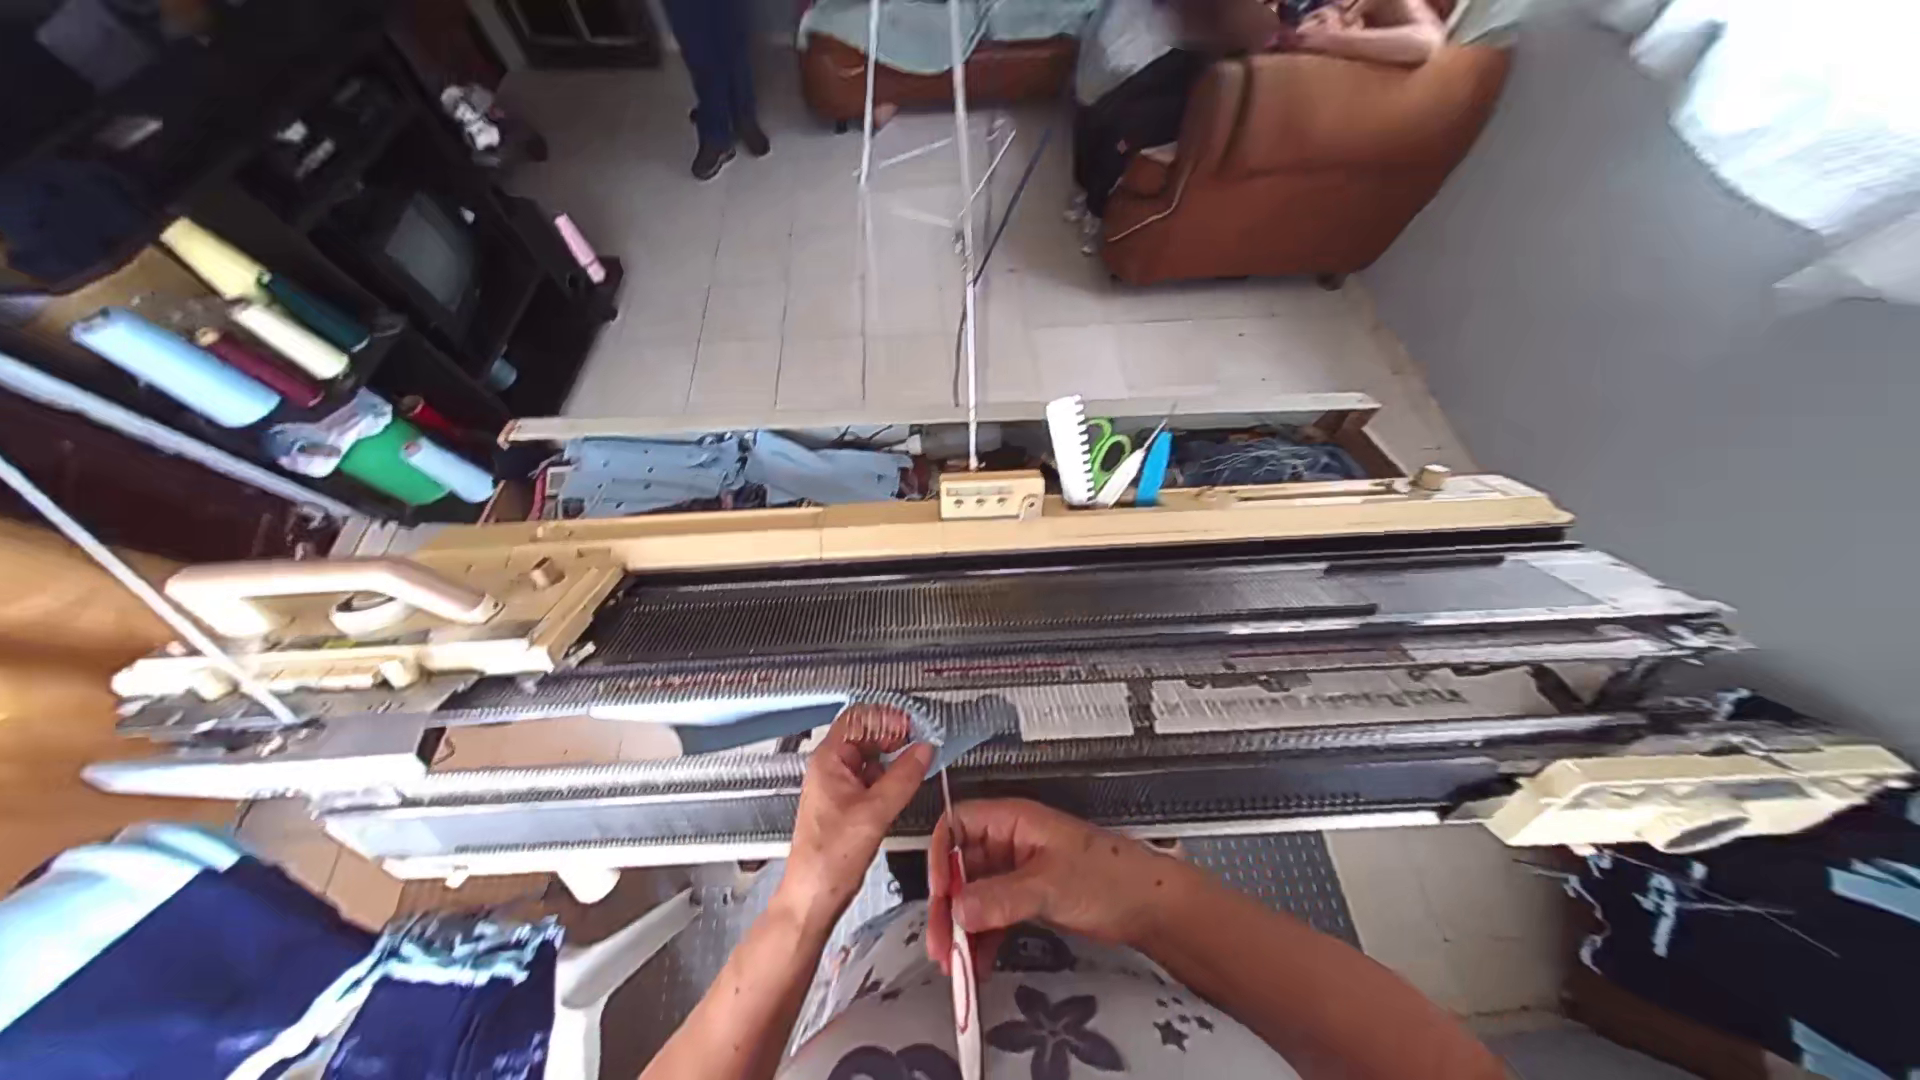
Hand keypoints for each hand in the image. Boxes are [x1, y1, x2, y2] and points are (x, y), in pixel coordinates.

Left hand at [780, 705, 932, 928]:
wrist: (813, 898)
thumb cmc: (831, 857)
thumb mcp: (875, 812)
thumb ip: (903, 776)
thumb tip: (924, 749)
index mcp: (828, 760)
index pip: (857, 718)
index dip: (885, 716)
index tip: (911, 725)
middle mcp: (830, 768)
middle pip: (864, 735)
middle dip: (892, 735)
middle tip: (919, 741)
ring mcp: (837, 786)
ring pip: (868, 757)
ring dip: (891, 755)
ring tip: (915, 762)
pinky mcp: (846, 804)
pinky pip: (869, 778)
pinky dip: (888, 775)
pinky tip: (903, 784)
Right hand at [925, 799, 1193, 973]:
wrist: (1148, 905)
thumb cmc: (1105, 876)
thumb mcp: (1049, 884)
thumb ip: (1001, 896)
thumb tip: (956, 909)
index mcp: (1012, 820)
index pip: (958, 824)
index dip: (941, 854)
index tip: (937, 893)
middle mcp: (1008, 841)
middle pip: (961, 866)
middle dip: (947, 904)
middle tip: (940, 945)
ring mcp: (1016, 871)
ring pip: (973, 894)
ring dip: (961, 927)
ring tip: (954, 964)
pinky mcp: (1026, 898)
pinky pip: (992, 914)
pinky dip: (982, 938)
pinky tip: (978, 965)